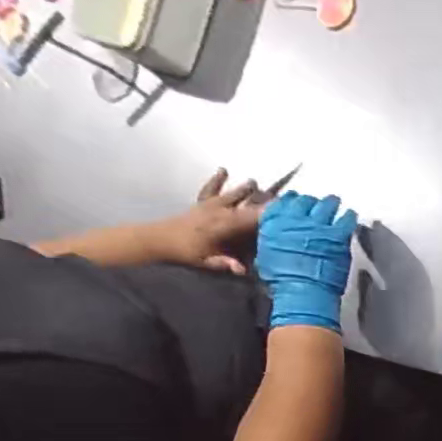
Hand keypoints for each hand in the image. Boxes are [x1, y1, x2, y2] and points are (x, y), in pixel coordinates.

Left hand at [148, 169, 272, 273]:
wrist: (158, 239)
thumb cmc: (185, 252)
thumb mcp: (206, 262)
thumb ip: (224, 263)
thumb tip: (243, 270)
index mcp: (223, 226)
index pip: (250, 218)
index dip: (267, 214)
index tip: (283, 211)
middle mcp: (220, 211)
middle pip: (246, 204)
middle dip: (262, 200)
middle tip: (279, 197)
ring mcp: (210, 204)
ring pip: (232, 194)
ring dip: (245, 189)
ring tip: (255, 183)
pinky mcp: (202, 202)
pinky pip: (211, 188)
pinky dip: (217, 179)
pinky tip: (223, 170)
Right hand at [255, 191, 358, 331]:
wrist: (302, 290)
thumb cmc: (282, 280)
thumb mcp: (267, 256)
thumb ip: (272, 241)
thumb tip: (276, 237)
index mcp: (276, 223)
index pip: (284, 203)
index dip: (292, 201)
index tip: (296, 200)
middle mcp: (297, 219)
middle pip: (306, 201)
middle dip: (312, 202)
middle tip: (317, 203)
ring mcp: (319, 225)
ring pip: (327, 205)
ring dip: (331, 203)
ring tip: (334, 202)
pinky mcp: (338, 234)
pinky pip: (346, 219)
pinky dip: (349, 216)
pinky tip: (351, 215)